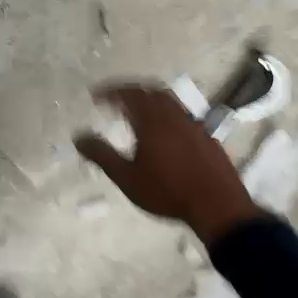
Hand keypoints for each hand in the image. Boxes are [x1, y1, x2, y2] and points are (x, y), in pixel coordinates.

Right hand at [75, 84, 263, 243]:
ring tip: (139, 110)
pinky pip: (184, 116)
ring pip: (171, 102)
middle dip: (131, 90)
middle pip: (151, 91)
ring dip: (151, 99)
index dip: (109, 92)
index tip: (95, 94)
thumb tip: (78, 137)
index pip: (127, 95)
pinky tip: (166, 132)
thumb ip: (101, 155)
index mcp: (151, 121)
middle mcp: (173, 117)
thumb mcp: (126, 178)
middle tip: (116, 96)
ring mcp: (195, 126)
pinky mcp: (208, 139)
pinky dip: (168, 114)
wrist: (219, 208)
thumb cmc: (167, 192)